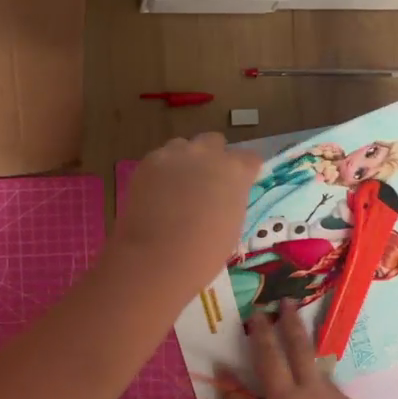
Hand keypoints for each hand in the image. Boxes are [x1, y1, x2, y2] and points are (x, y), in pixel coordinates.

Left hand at [114, 133, 260, 286]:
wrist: (158, 256)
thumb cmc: (204, 252)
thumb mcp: (233, 224)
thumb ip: (230, 199)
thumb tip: (221, 196)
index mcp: (236, 170)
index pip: (249, 158)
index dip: (244, 171)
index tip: (239, 184)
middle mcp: (207, 154)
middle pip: (214, 142)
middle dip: (212, 157)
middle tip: (205, 182)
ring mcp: (175, 154)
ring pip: (183, 146)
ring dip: (185, 161)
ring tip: (177, 186)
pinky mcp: (148, 163)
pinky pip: (159, 158)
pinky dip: (161, 171)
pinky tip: (156, 192)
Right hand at [223, 301, 365, 398]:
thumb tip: (224, 372)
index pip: (269, 354)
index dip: (261, 331)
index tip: (256, 313)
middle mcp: (313, 391)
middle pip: (301, 347)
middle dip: (292, 322)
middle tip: (286, 302)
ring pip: (317, 373)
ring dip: (305, 371)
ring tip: (298, 397)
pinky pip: (331, 394)